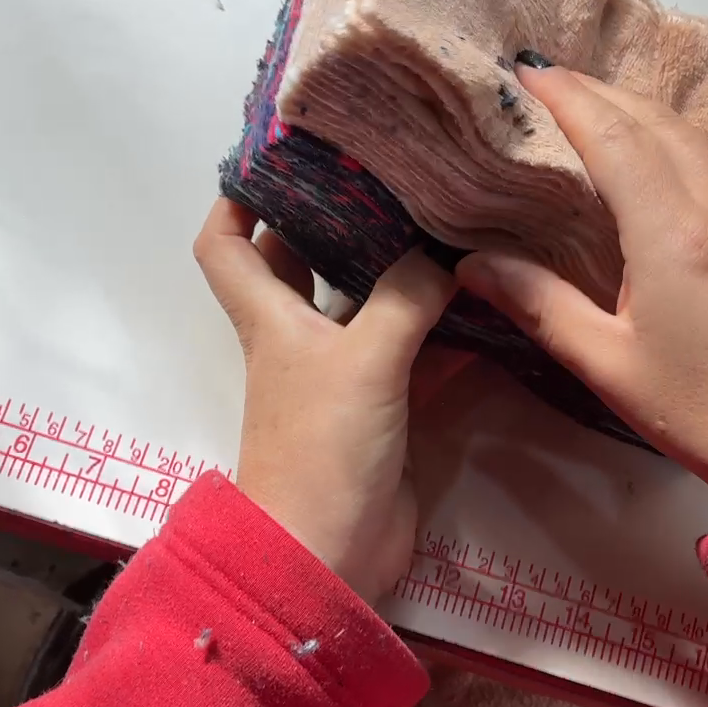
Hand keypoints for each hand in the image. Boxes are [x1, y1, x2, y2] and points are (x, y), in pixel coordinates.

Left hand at [195, 198, 454, 603]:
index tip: (279, 157)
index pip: (226, 245)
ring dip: (399, 273)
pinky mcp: (386, 407)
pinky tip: (481, 303)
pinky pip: (414, 353)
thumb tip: (448, 255)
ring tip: (447, 224)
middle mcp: (300, 339)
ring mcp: (345, 375)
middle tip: (391, 176)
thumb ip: (406, 297)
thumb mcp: (362, 359)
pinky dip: (441, 330)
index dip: (236, 198)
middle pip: (302, 264)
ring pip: (368, 307)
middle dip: (336, 220)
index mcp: (270, 319)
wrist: (334, 549)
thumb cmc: (324, 447)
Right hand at [456, 65, 707, 514]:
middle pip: (661, 123)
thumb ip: (540, 305)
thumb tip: (472, 266)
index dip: (569, 97)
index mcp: (677, 233)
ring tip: (609, 122)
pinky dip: (697, 155)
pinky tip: (680, 173)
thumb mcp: (610, 366)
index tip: (530, 72)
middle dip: (604, 95)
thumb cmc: (706, 416)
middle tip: (557, 88)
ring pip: (706, 142)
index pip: (616, 136)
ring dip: (652, 121)